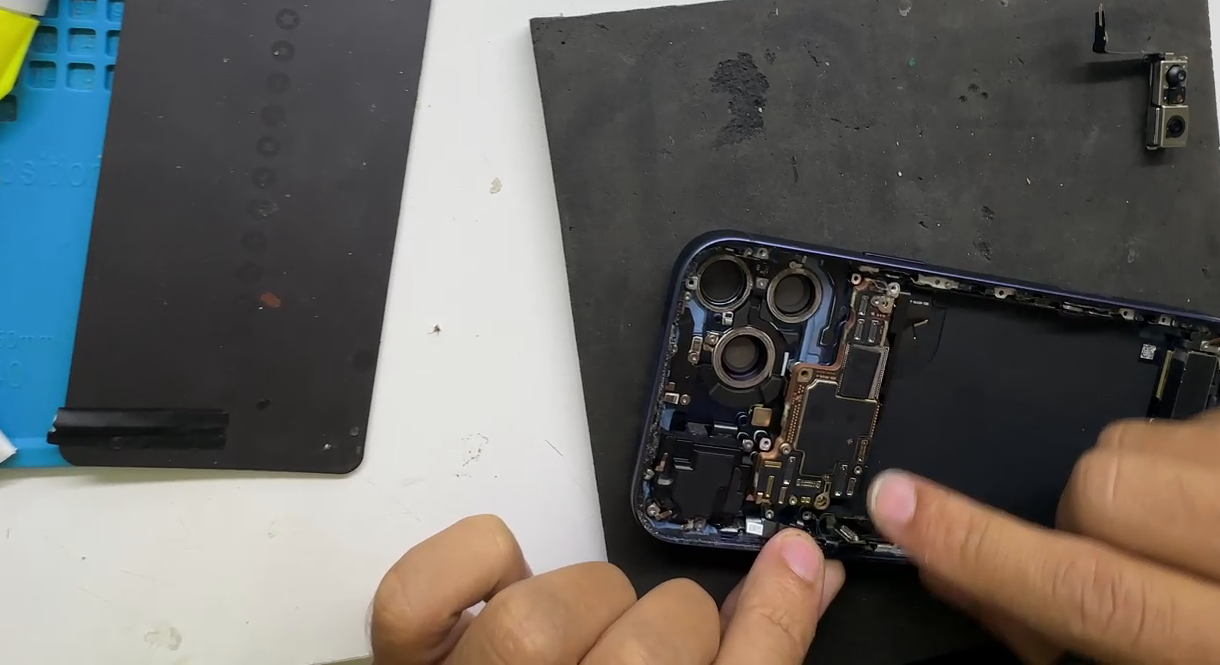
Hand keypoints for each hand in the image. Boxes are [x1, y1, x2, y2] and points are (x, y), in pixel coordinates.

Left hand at [370, 514, 844, 663]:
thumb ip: (744, 664)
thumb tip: (796, 581)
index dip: (773, 626)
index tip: (799, 569)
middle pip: (651, 647)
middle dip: (677, 631)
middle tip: (661, 650)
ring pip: (544, 617)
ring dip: (588, 602)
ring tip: (585, 637)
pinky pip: (420, 594)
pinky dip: (472, 564)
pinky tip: (502, 583)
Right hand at [867, 388, 1219, 663]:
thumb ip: (1117, 646)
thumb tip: (985, 576)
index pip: (1118, 596)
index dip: (988, 550)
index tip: (902, 504)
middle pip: (1113, 489)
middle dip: (1086, 532)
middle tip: (1129, 579)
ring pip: (1145, 443)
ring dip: (1147, 500)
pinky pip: (1209, 416)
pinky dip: (1210, 469)